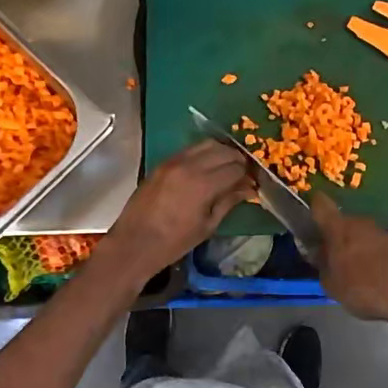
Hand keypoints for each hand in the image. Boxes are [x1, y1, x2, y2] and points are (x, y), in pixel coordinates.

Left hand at [99, 140, 255, 284]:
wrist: (134, 243)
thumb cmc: (174, 242)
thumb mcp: (207, 225)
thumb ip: (229, 201)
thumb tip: (249, 189)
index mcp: (203, 184)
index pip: (236, 168)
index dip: (248, 175)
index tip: (253, 183)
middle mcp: (189, 166)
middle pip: (224, 151)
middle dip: (238, 160)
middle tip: (243, 174)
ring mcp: (174, 161)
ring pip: (207, 144)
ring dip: (221, 152)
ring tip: (227, 168)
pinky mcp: (163, 163)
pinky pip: (190, 149)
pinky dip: (204, 153)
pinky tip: (208, 167)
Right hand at [311, 193, 387, 326]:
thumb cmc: (364, 288)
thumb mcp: (331, 284)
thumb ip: (322, 265)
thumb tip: (319, 253)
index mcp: (339, 228)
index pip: (320, 204)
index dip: (312, 209)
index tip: (307, 222)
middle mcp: (360, 222)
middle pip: (341, 223)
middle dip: (334, 238)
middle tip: (330, 260)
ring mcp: (382, 232)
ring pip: (360, 235)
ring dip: (354, 248)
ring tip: (353, 274)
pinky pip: (377, 246)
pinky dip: (372, 257)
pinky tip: (374, 278)